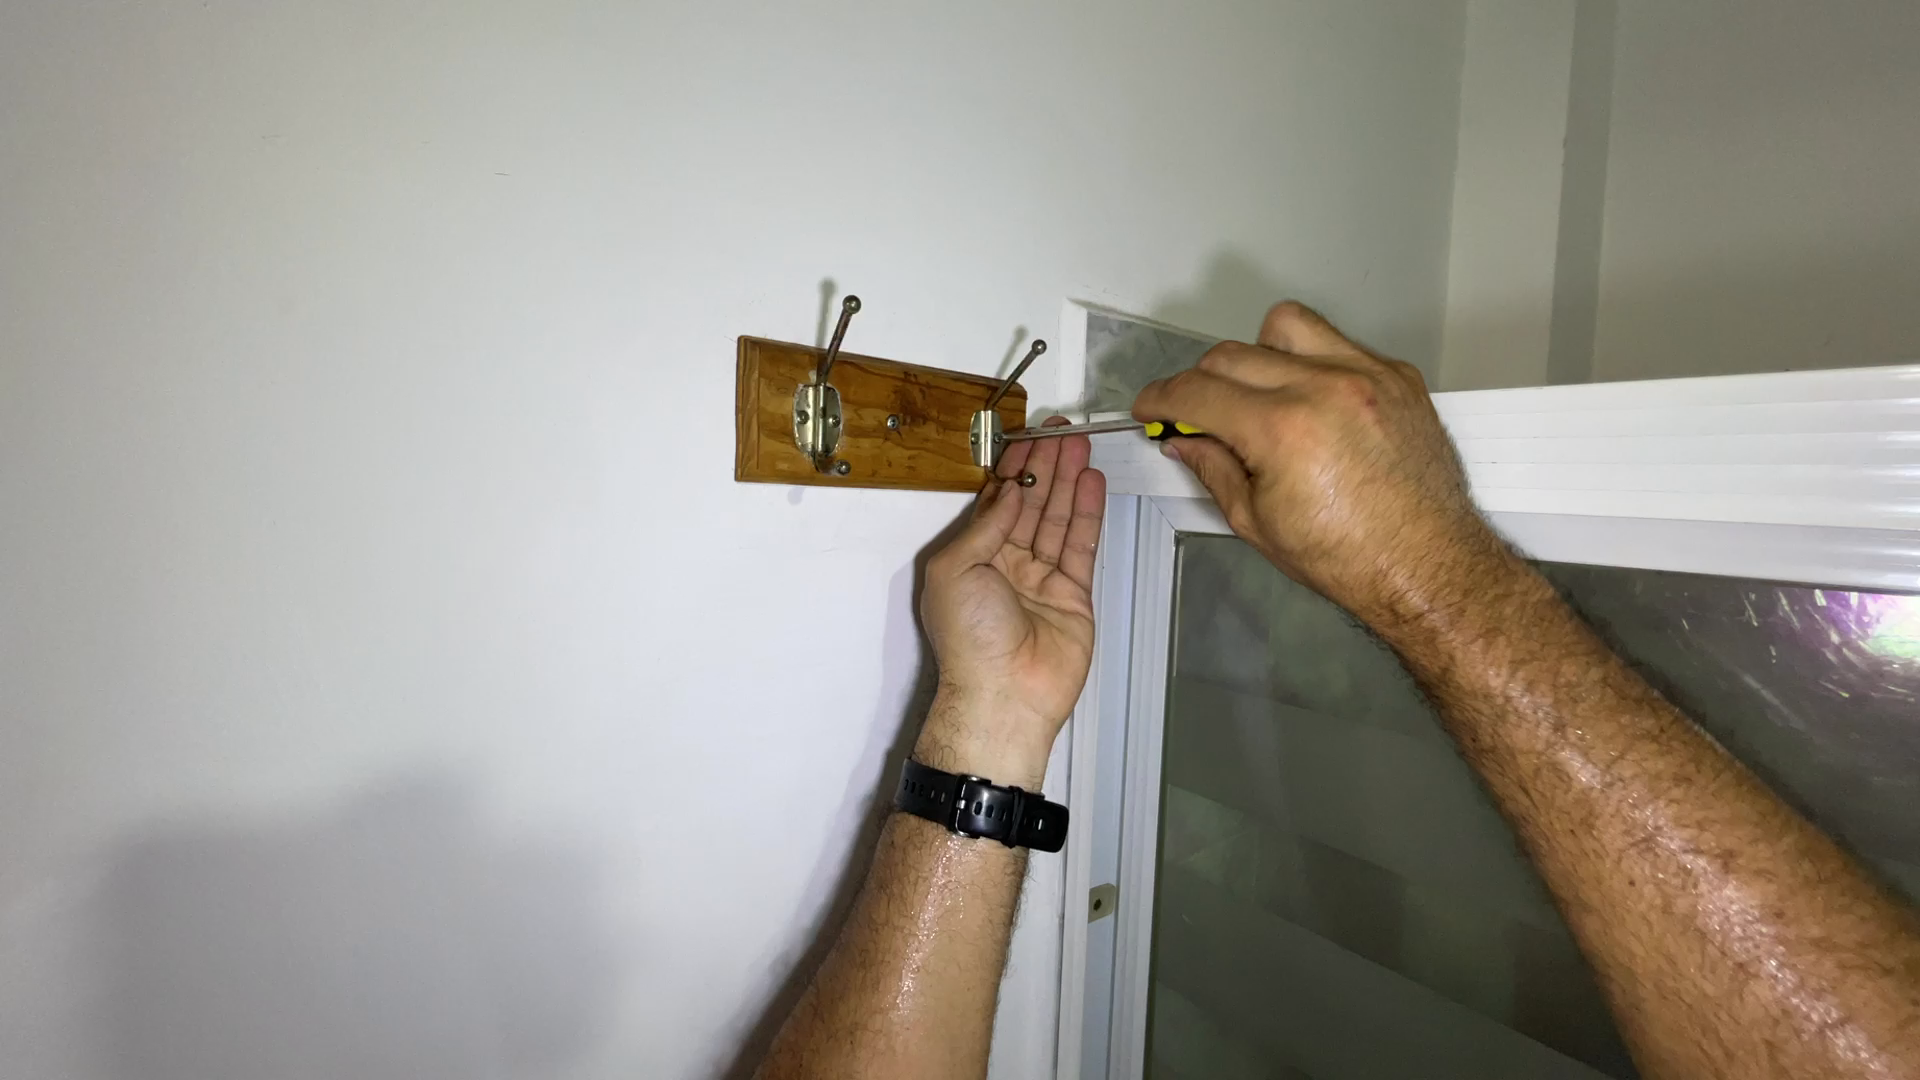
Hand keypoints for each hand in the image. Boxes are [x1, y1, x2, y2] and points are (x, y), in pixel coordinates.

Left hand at [916, 416, 1105, 788]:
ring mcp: (1041, 578)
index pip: (997, 502)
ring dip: (1068, 481)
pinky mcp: (1073, 594)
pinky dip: (1088, 513)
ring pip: (1058, 519)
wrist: (1005, 693)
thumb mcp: (954, 569)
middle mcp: (1007, 564)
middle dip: (1045, 467)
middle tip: (1063, 432)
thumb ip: (984, 525)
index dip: (1013, 468)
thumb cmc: (969, 636)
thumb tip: (1008, 491)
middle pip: (1030, 504)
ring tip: (1081, 446)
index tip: (1030, 436)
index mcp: (972, 558)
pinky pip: (1081, 546)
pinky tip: (1092, 484)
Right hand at [1133, 302, 1513, 627]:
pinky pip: (1332, 342)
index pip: (1196, 391)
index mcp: (1282, 430)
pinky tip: (1302, 400)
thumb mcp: (1253, 519)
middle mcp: (1324, 387)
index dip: (1159, 399)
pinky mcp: (1394, 375)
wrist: (1424, 564)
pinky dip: (1303, 362)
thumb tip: (1183, 440)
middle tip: (1192, 415)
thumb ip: (1210, 467)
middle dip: (1196, 383)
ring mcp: (1364, 374)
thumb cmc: (1345, 555)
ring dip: (1250, 356)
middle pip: (1228, 355)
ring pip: (1280, 326)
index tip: (1149, 406)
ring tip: (1252, 395)